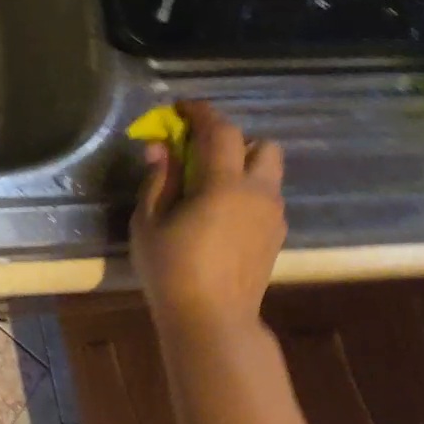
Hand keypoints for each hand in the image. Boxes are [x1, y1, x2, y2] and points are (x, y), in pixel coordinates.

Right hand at [130, 101, 286, 334]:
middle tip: (196, 153)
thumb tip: (160, 149)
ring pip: (267, 172)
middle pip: (261, 146)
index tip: (179, 107)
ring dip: (239, 166)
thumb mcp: (148, 221)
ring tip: (203, 185)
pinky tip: (214, 213)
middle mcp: (259, 192)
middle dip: (231, 141)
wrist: (211, 316)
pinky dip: (243, 191)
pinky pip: (263, 197)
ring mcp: (273, 214)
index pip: (220, 132)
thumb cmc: (170, 267)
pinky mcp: (275, 234)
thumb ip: (159, 180)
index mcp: (224, 185)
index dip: (200, 113)